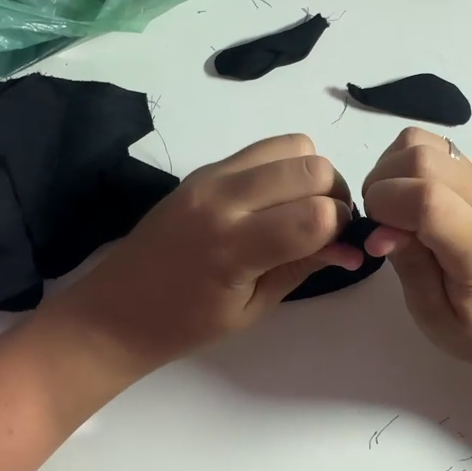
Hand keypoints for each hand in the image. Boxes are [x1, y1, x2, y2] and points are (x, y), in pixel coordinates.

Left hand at [50, 135, 362, 372]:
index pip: (317, 215)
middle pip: (312, 168)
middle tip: (327, 227)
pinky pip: (262, 149)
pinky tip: (272, 204)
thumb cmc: (186, 325)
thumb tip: (354, 249)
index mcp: (234, 248)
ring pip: (292, 145)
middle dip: (335, 195)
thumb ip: (304, 266)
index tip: (338, 248)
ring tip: (301, 209)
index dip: (342, 229)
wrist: (117, 311)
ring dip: (311, 174)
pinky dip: (283, 168)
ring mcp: (211, 177)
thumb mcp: (254, 307)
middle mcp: (223, 200)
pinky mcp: (204, 169)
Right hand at [361, 128, 471, 381]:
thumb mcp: (433, 314)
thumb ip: (408, 265)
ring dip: (394, 167)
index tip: (375, 234)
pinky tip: (408, 198)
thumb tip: (377, 231)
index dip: (387, 205)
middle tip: (378, 220)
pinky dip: (408, 163)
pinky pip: (436, 148)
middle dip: (383, 183)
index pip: (429, 199)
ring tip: (392, 206)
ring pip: (427, 142)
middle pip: (424, 158)